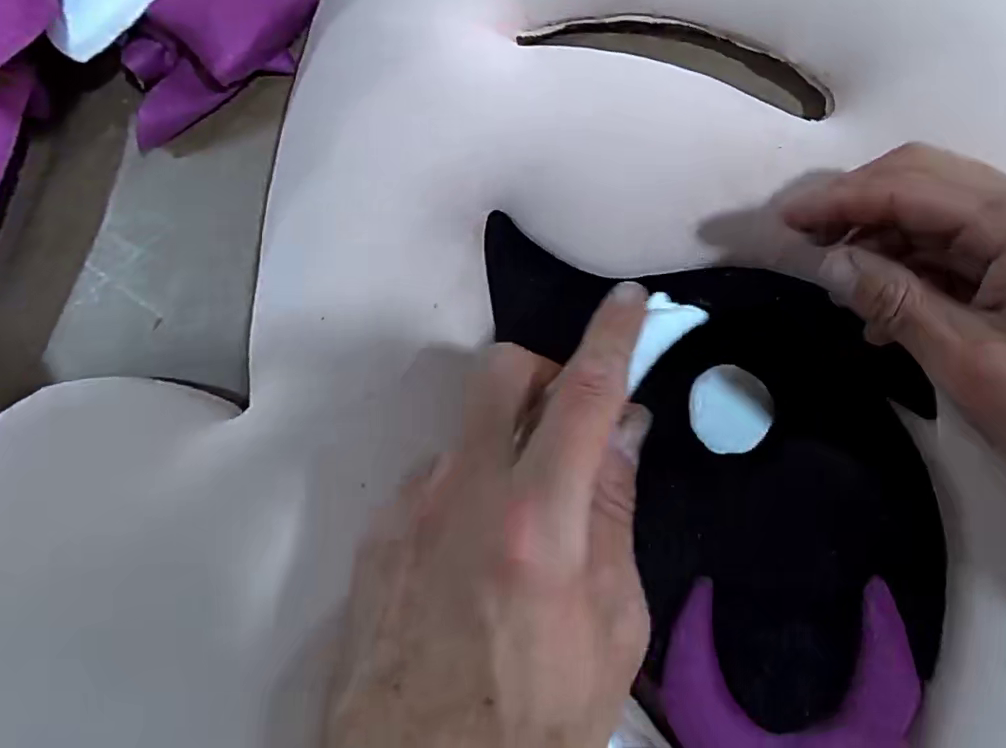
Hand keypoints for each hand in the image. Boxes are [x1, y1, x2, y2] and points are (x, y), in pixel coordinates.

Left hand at [327, 283, 654, 747]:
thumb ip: (616, 512)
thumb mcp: (616, 622)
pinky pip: (435, 475)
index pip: (587, 397)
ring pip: (470, 427)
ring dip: (509, 441)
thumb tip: (624, 429)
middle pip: (503, 373)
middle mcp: (465, 496)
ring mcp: (410, 513)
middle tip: (572, 419)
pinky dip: (471, 483)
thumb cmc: (542, 714)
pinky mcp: (376, 540)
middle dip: (547, 370)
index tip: (629, 298)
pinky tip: (477, 550)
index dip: (613, 337)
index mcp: (540, 521)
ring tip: (525, 514)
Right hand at [780, 144, 1005, 502]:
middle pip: (928, 181)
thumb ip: (899, 303)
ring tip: (847, 284)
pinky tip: (896, 307)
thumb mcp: (978, 366)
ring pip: (945, 212)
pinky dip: (924, 265)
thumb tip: (831, 261)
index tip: (786, 219)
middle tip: (809, 242)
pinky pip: (970, 244)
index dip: (842, 198)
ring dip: (890, 239)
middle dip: (861, 206)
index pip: (912, 186)